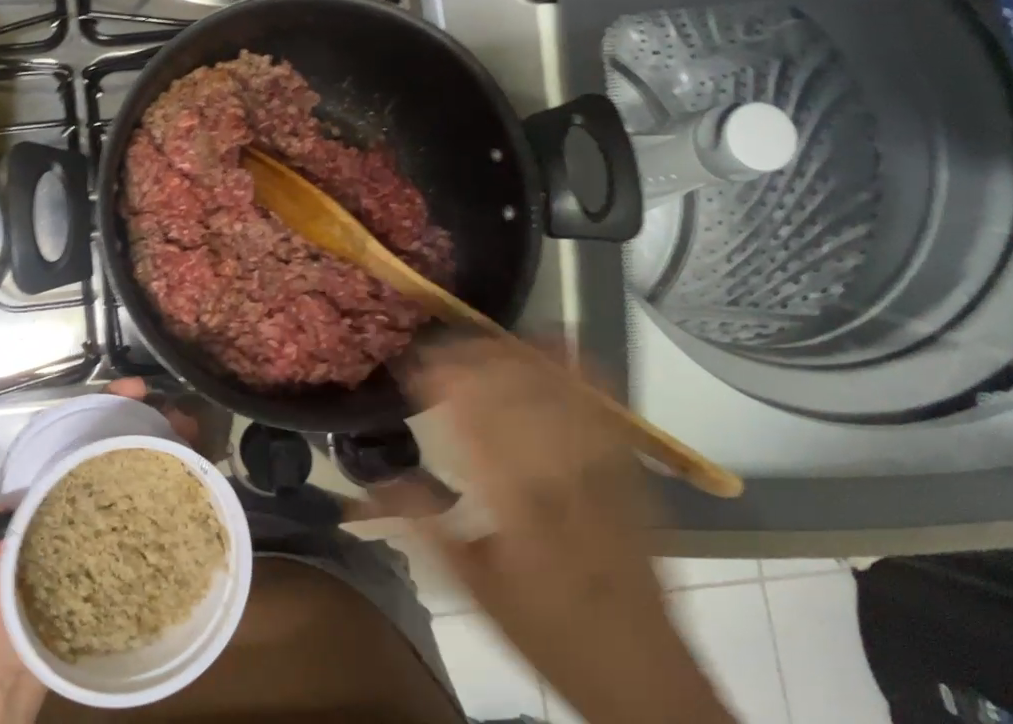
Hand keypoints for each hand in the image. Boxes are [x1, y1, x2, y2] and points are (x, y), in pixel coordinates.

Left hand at [0, 378, 195, 679]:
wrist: (17, 665)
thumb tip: (2, 515)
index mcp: (46, 486)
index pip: (78, 431)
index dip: (108, 404)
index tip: (135, 390)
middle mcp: (82, 497)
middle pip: (120, 445)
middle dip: (153, 421)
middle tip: (181, 420)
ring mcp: (111, 527)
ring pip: (145, 475)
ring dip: (172, 451)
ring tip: (194, 443)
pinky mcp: (134, 559)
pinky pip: (160, 521)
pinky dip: (179, 498)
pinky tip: (198, 490)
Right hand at [376, 336, 733, 723]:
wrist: (643, 671)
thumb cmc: (547, 633)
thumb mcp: (472, 589)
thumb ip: (425, 528)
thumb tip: (368, 484)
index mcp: (521, 517)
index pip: (478, 432)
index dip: (446, 389)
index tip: (416, 367)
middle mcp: (567, 488)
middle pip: (524, 402)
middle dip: (478, 363)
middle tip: (441, 349)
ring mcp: (608, 477)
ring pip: (565, 399)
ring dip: (522, 360)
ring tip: (483, 341)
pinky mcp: (635, 476)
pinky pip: (608, 411)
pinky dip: (581, 371)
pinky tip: (556, 345)